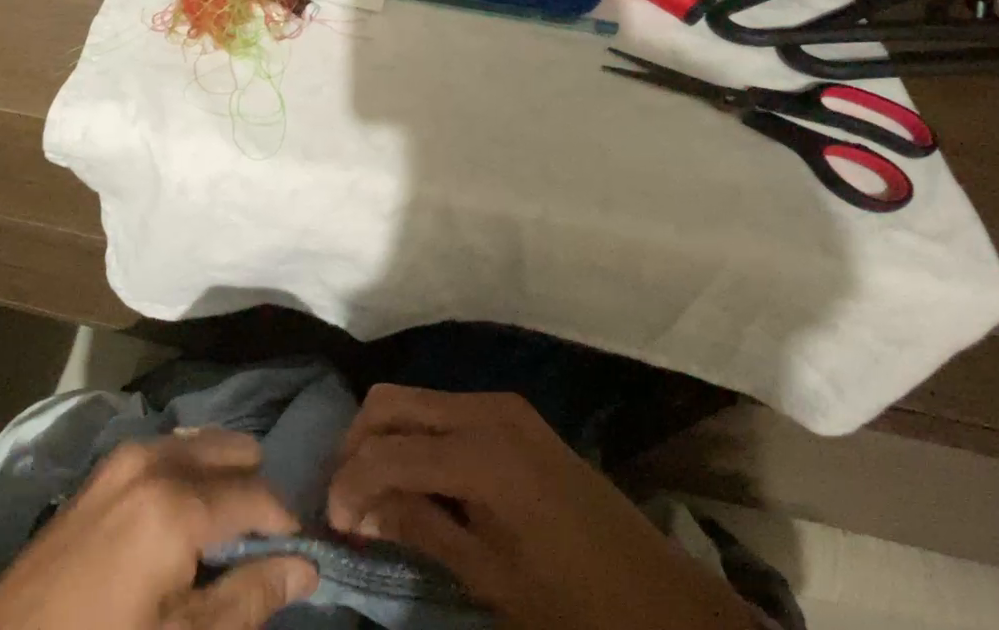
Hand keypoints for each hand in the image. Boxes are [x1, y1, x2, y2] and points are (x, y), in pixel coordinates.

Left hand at [0, 431, 317, 629]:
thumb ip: (249, 598)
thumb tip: (305, 567)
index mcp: (176, 502)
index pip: (261, 498)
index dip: (290, 529)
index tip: (302, 561)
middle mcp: (153, 461)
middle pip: (235, 453)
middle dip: (257, 494)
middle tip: (260, 550)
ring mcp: (123, 457)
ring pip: (202, 445)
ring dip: (224, 481)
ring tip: (226, 539)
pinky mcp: (104, 467)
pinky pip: (169, 452)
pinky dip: (191, 475)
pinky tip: (185, 523)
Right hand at [327, 387, 757, 629]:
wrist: (663, 597)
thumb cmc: (574, 598)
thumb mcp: (488, 573)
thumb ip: (417, 526)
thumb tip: (360, 509)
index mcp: (480, 455)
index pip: (384, 453)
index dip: (347, 486)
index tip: (335, 524)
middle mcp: (485, 412)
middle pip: (388, 404)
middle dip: (356, 448)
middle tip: (349, 501)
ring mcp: (503, 407)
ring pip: (412, 400)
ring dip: (383, 439)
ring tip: (377, 492)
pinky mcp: (515, 416)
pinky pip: (442, 410)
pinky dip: (416, 436)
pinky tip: (417, 478)